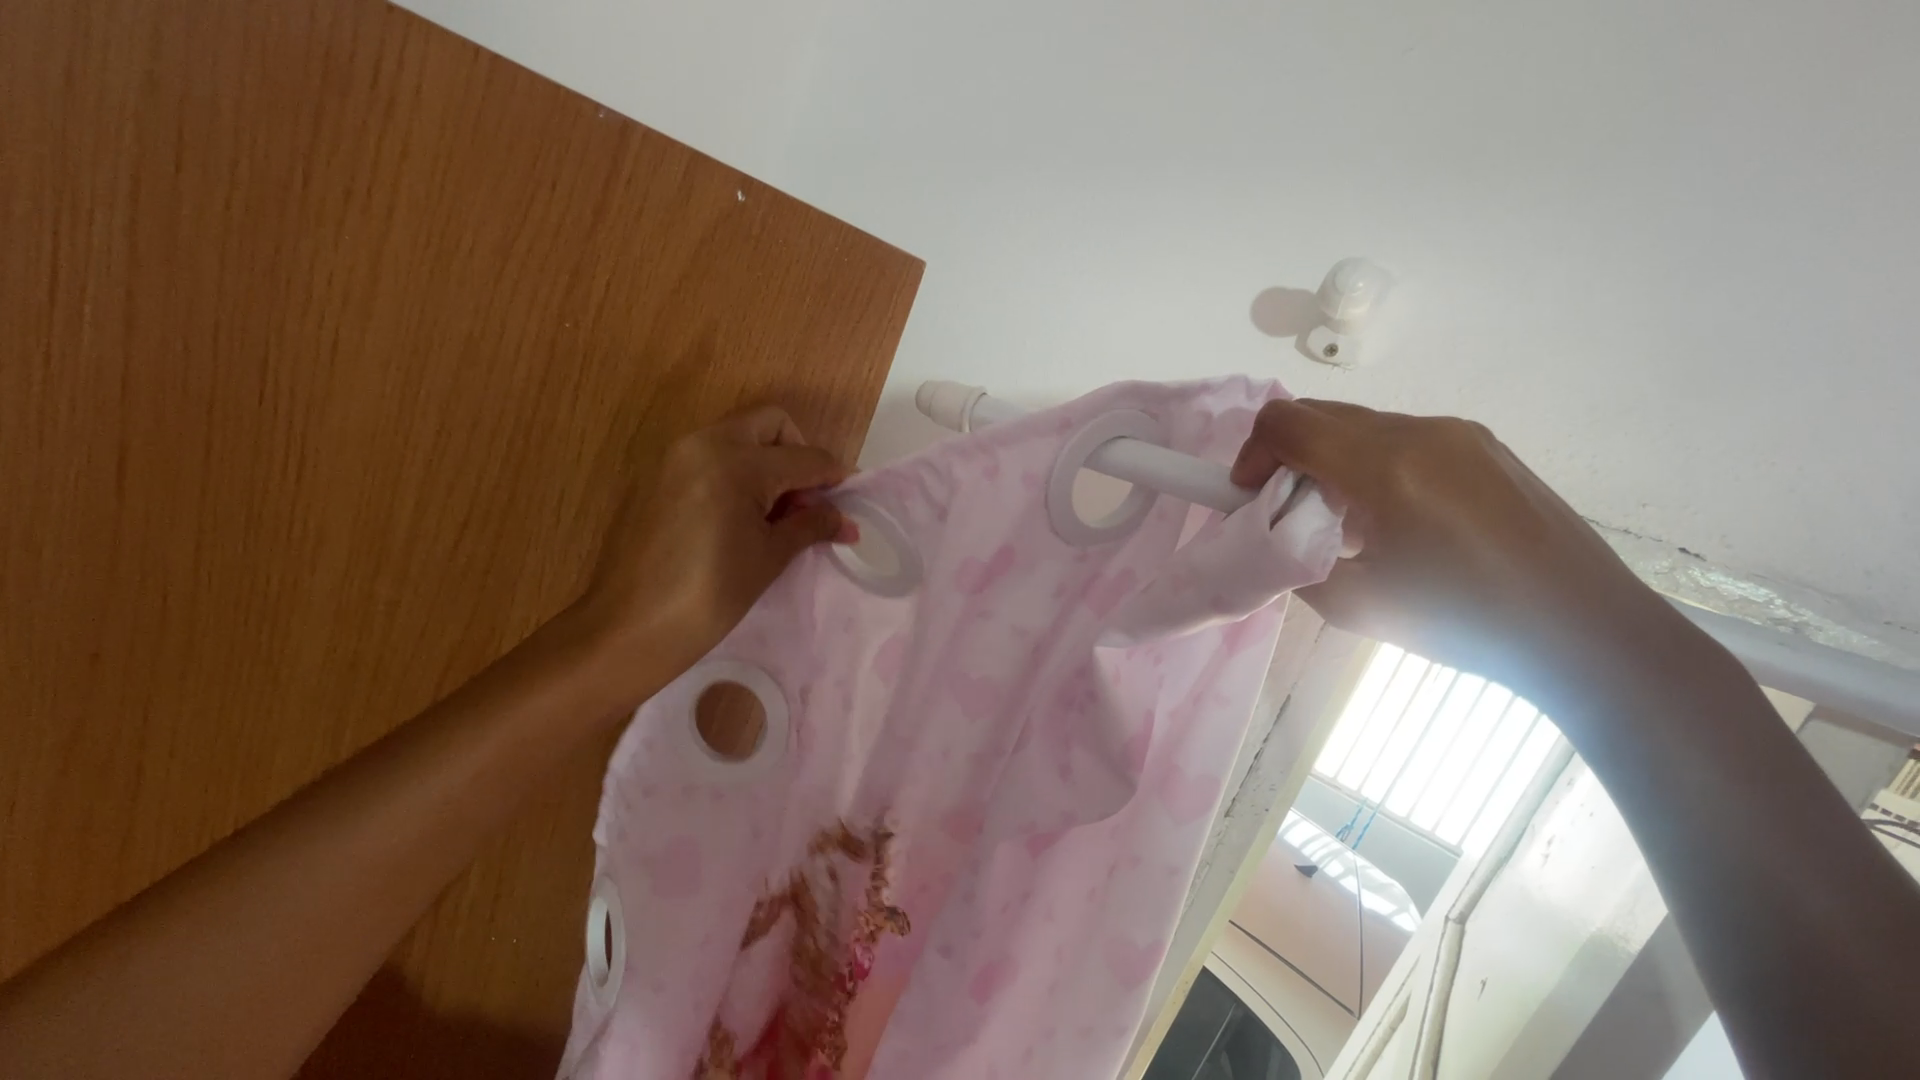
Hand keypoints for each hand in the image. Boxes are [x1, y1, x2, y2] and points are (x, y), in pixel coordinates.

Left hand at [576, 406, 854, 678]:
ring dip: (768, 461)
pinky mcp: (660, 475)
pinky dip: (738, 472)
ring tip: (775, 514)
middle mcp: (705, 443)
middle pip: (771, 425)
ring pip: (740, 436)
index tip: (849, 501)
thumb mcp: (771, 556)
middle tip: (806, 501)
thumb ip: (811, 525)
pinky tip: (742, 517)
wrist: (632, 626)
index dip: (834, 478)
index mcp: (737, 462)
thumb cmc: (712, 594)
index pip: (805, 457)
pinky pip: (712, 455)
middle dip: (798, 453)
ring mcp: (677, 456)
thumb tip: (845, 520)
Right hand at [1231, 399, 1671, 693]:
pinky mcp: (1487, 449)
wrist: (1586, 630)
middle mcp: (1421, 432)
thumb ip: (1298, 564)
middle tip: (1289, 514)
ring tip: (1347, 526)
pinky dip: (1372, 466)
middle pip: (1322, 416)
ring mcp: (1460, 434)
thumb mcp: (1357, 607)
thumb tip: (1281, 541)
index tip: (1249, 496)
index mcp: (1386, 466)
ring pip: (1363, 427)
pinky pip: (1404, 440)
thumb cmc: (1467, 622)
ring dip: (1331, 462)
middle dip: (1286, 458)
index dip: (1251, 453)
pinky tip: (1397, 523)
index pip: (1287, 423)